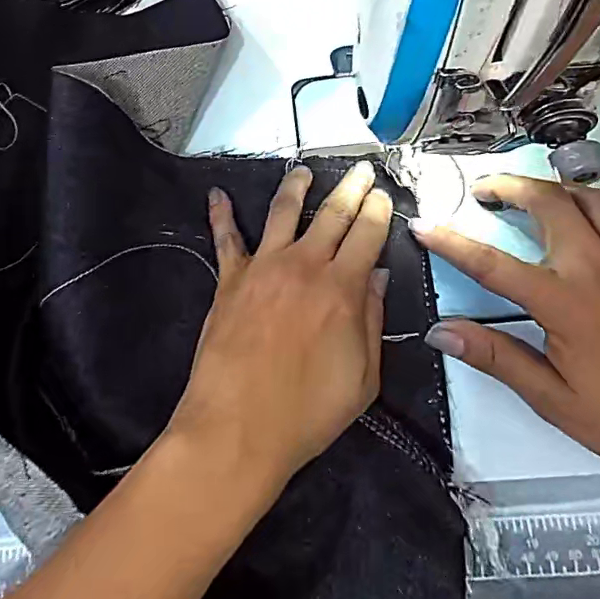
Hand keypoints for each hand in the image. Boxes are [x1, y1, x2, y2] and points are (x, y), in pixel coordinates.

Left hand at [165, 161, 392, 486]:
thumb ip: (373, 321)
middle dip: (351, 187)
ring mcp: (264, 268)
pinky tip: (217, 195)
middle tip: (361, 169)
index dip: (378, 210)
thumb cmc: (306, 412)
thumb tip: (378, 277)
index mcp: (343, 288)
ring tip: (303, 171)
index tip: (382, 196)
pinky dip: (220, 214)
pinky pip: (225, 239)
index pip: (368, 233)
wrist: (237, 429)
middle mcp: (305, 266)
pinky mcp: (230, 280)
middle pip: (333, 213)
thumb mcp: (364, 377)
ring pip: (282, 212)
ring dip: (296, 187)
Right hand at [414, 176, 599, 504]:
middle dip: (510, 187)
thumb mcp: (555, 400)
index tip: (425, 225)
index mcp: (566, 304)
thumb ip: (497, 357)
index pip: (494, 264)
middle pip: (550, 205)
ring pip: (596, 200)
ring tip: (536, 193)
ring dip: (559, 187)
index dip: (453, 242)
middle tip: (485, 190)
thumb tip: (443, 332)